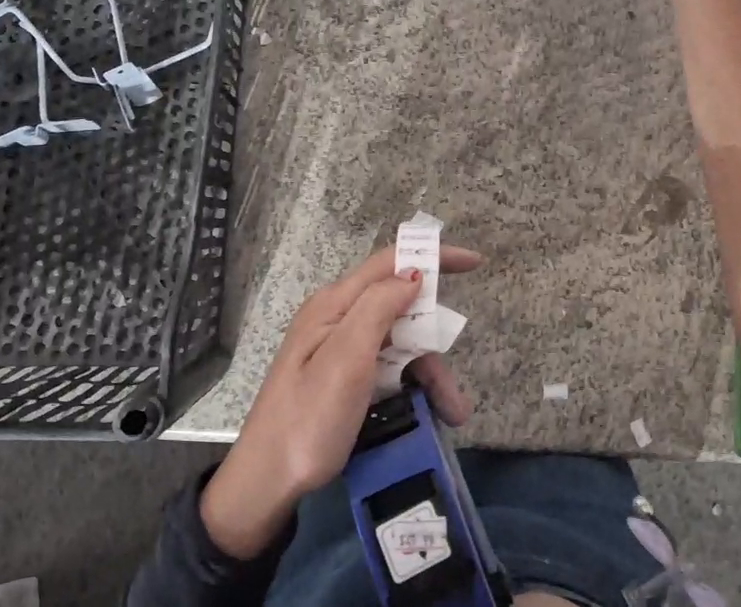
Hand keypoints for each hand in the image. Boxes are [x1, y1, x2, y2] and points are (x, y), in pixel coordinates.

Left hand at [199, 243, 483, 558]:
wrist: (266, 484)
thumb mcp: (347, 360)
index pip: (391, 263)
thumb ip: (379, 308)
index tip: (474, 262)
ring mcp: (340, 350)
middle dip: (435, 342)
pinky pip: (389, 369)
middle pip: (401, 310)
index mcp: (335, 305)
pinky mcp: (343, 379)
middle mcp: (338, 320)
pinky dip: (413, 388)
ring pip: (401, 345)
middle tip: (455, 391)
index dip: (433, 256)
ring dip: (430, 375)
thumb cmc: (307, 421)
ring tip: (452, 416)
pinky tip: (430, 417)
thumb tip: (413, 272)